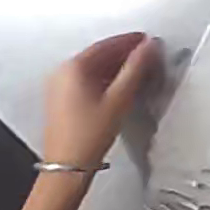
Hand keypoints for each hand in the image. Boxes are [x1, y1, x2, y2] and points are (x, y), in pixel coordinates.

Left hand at [42, 32, 159, 167]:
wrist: (67, 168)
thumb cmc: (90, 135)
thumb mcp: (119, 99)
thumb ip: (136, 69)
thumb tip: (150, 46)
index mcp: (74, 67)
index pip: (107, 44)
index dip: (130, 41)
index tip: (149, 40)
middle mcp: (63, 72)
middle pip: (99, 55)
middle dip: (124, 54)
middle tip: (148, 56)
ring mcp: (60, 86)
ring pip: (93, 68)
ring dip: (116, 67)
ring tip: (139, 71)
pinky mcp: (62, 100)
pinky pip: (86, 80)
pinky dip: (105, 78)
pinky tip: (121, 87)